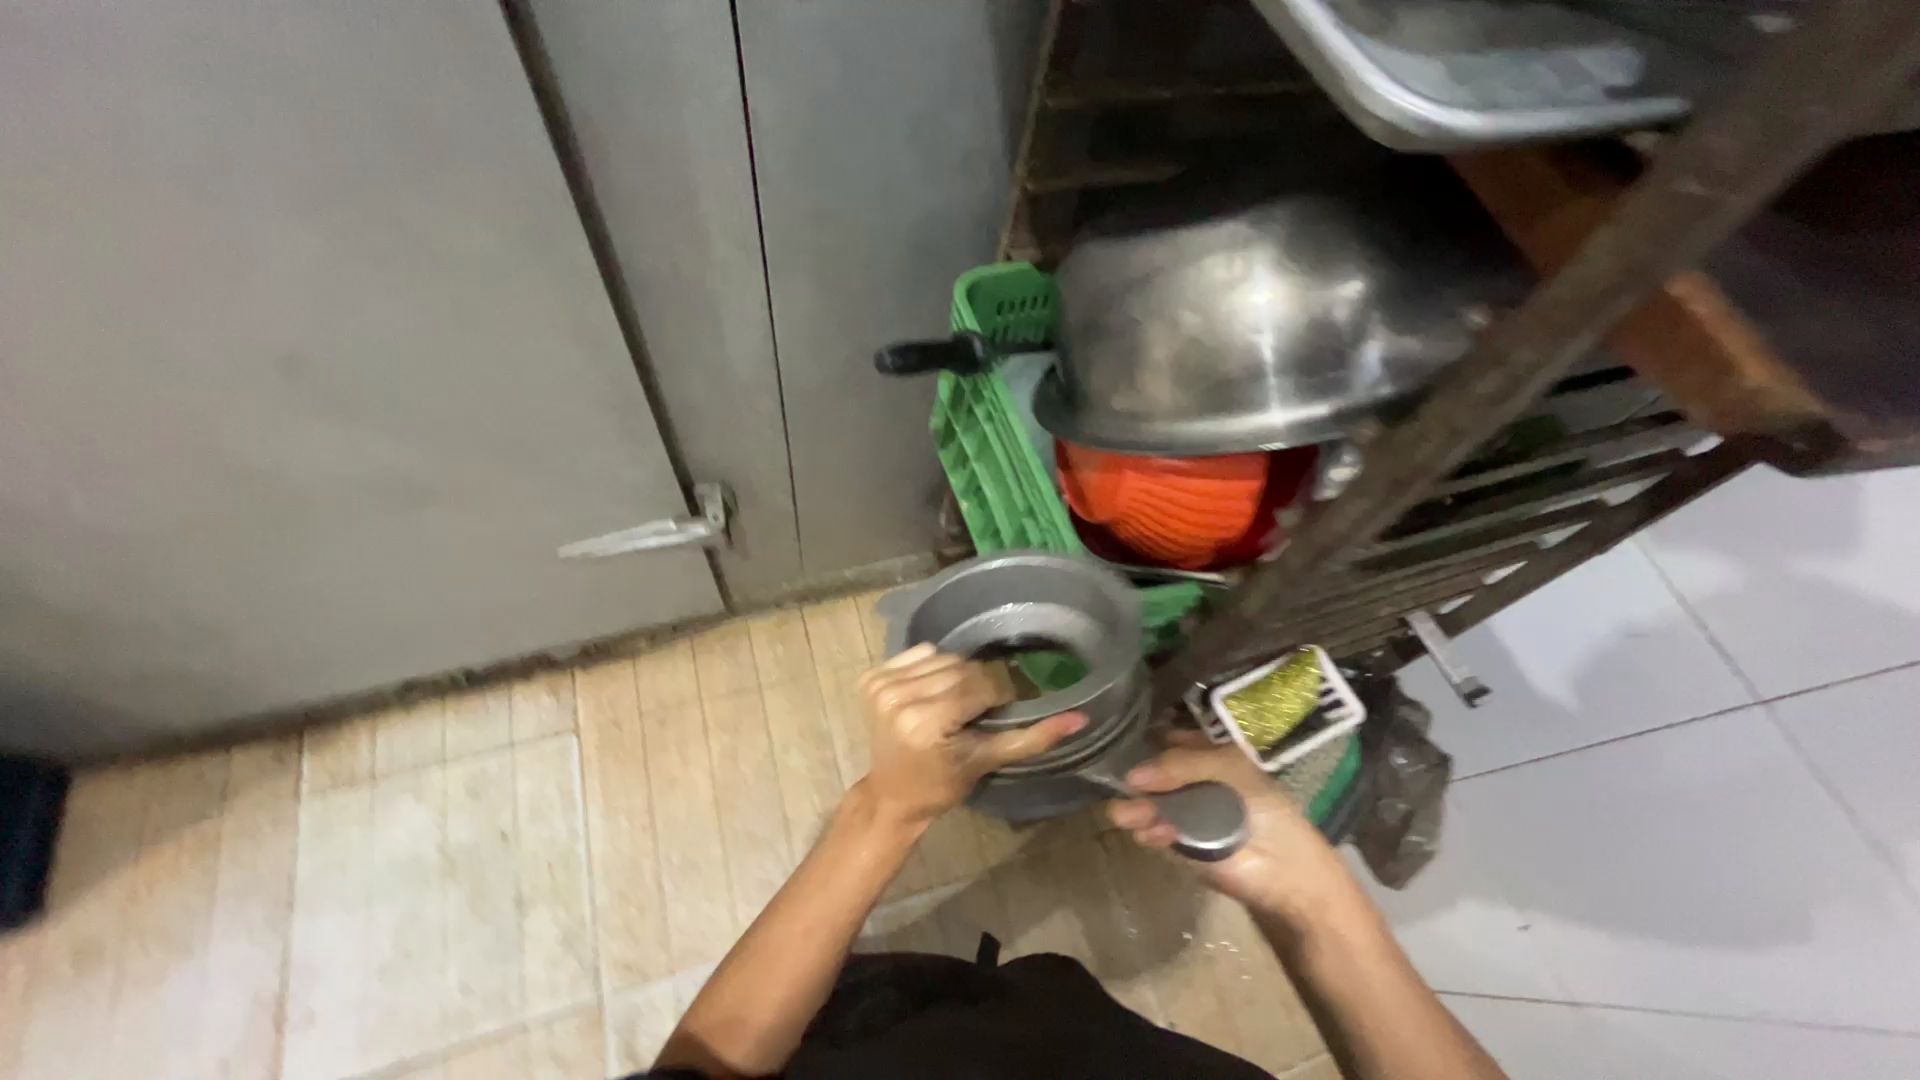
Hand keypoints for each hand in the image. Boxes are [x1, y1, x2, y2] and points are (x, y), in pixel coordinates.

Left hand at [857, 644, 1085, 823]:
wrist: (892, 792)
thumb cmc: (942, 784)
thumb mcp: (987, 761)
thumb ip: (1032, 738)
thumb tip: (1079, 718)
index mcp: (925, 722)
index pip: (980, 686)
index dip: (999, 695)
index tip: (1000, 711)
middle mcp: (898, 698)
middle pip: (961, 668)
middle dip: (978, 685)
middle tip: (979, 709)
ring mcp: (881, 686)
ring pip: (942, 657)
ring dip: (957, 675)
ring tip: (956, 702)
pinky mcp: (871, 678)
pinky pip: (919, 654)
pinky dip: (932, 667)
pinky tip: (933, 692)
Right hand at [1107, 731, 1354, 920]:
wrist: (1286, 871)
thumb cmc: (1266, 810)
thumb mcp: (1229, 768)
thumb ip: (1182, 764)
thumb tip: (1133, 776)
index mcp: (1212, 758)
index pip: (1174, 742)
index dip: (1155, 742)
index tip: (1135, 744)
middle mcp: (1195, 783)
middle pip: (1157, 774)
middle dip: (1141, 780)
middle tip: (1127, 786)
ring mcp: (1185, 815)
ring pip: (1150, 804)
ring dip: (1137, 808)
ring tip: (1126, 815)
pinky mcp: (1179, 846)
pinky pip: (1154, 833)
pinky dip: (1149, 832)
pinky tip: (1154, 834)